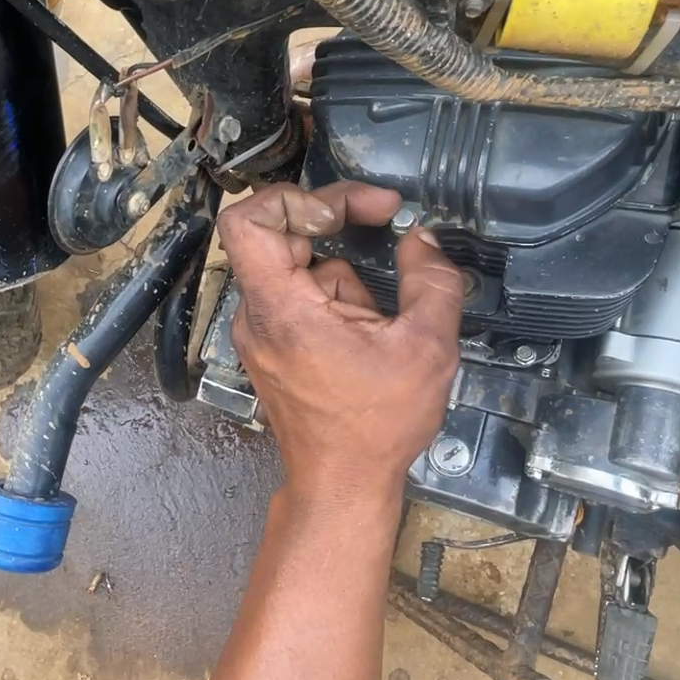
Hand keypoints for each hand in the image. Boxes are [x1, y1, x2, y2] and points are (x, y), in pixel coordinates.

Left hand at [218, 182, 464, 514]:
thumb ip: (432, 281)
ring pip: (297, 269)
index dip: (293, 197)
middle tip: (384, 223)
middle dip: (336, 229)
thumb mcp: (427, 348)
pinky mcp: (270, 345)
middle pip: (279, 236)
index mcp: (282, 308)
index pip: (247, 222)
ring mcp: (259, 331)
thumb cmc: (378, 424)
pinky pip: (298, 297)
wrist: (341, 482)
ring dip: (342, 278)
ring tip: (377, 324)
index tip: (345, 211)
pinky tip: (364, 338)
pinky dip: (333, 301)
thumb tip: (421, 239)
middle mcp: (257, 314)